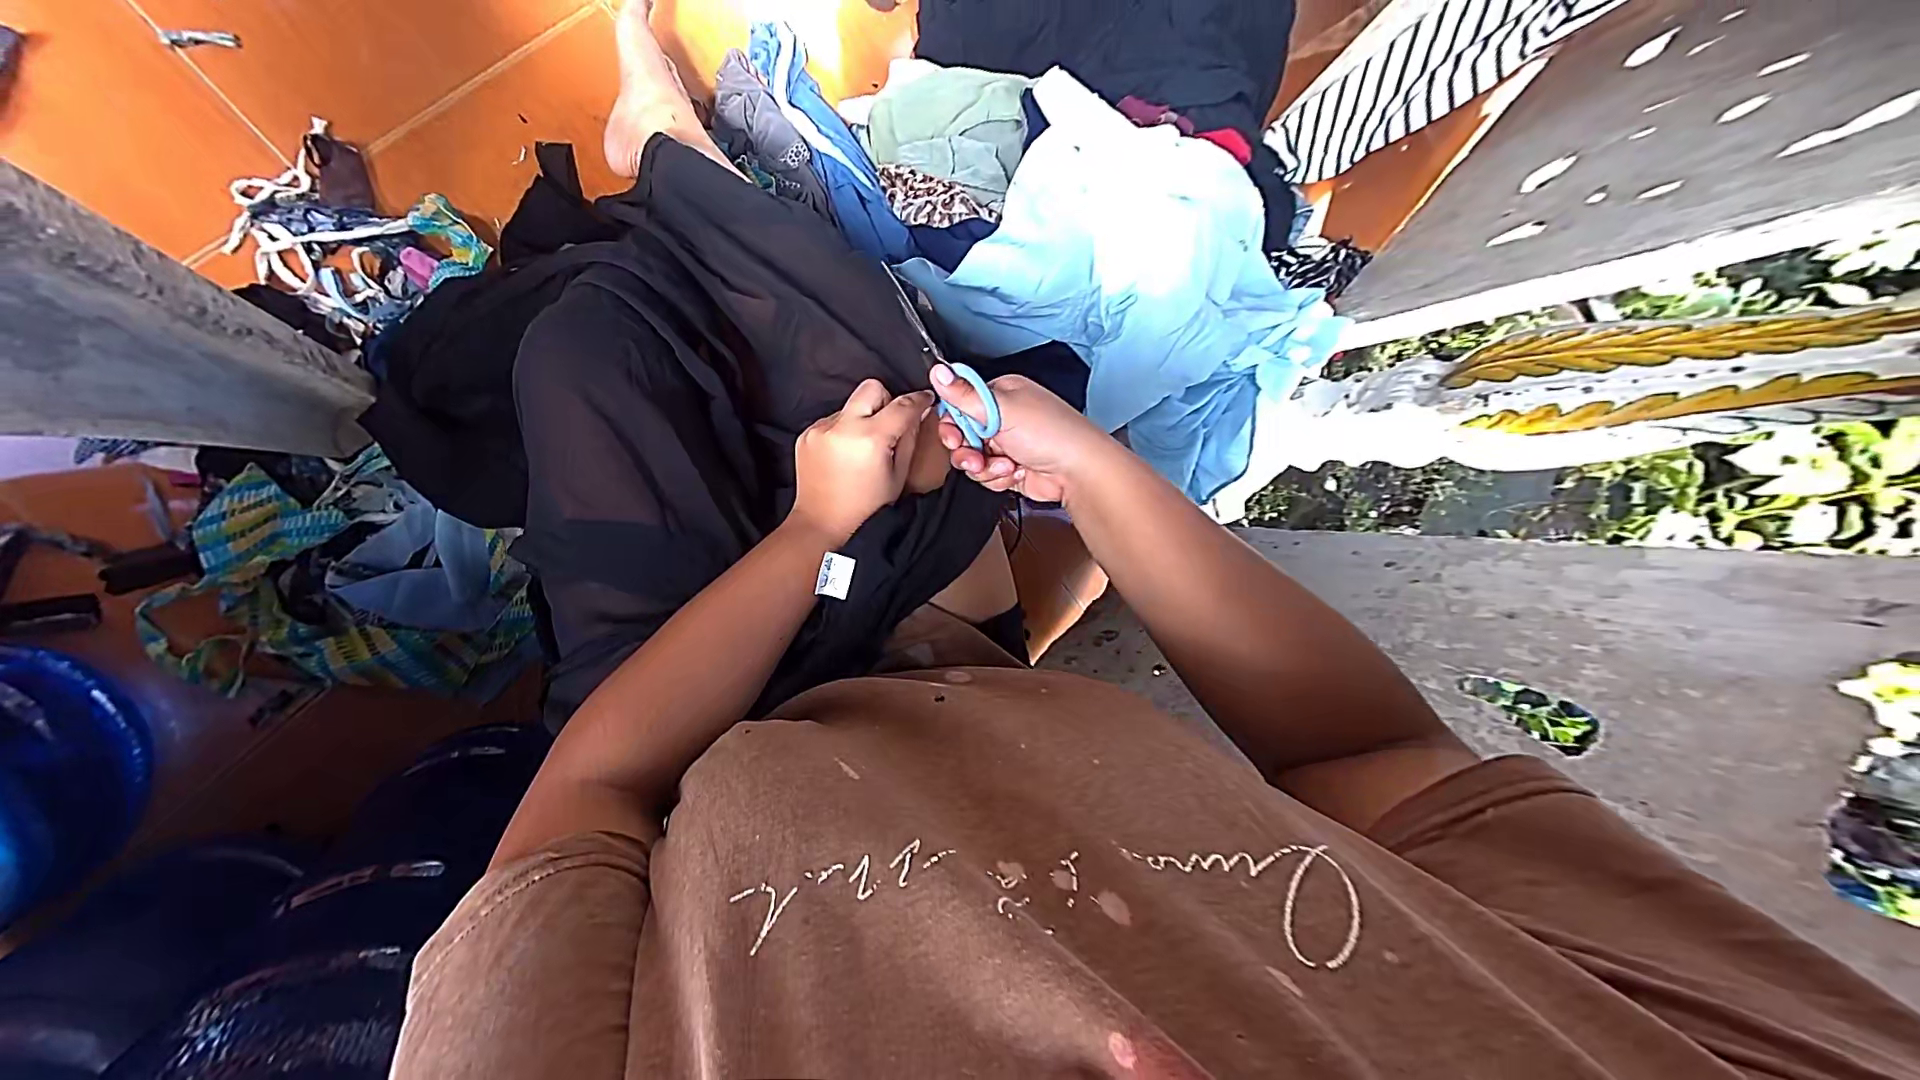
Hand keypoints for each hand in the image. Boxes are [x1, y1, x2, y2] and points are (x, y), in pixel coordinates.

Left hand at [789, 380, 933, 544]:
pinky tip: (846, 454)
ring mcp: (821, 429)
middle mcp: (842, 428)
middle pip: (872, 388)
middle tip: (890, 424)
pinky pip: (833, 419)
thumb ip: (910, 438)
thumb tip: (919, 413)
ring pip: (851, 404)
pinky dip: (844, 430)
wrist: (823, 523)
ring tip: (864, 448)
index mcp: (870, 439)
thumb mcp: (898, 475)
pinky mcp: (807, 434)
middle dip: (886, 400)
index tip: (926, 399)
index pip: (902, 405)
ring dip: (863, 418)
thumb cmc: (865, 508)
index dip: (918, 399)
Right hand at [931, 365, 1109, 503]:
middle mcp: (1004, 417)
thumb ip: (964, 394)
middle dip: (967, 451)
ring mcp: (1008, 444)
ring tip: (1004, 466)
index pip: (960, 404)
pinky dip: (997, 478)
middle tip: (975, 456)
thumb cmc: (1051, 433)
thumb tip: (938, 371)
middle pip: (963, 435)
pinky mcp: (1010, 468)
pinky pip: (987, 476)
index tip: (954, 437)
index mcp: (1000, 394)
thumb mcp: (1001, 410)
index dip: (952, 424)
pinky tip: (1015, 473)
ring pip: (973, 459)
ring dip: (984, 467)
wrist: (1077, 471)